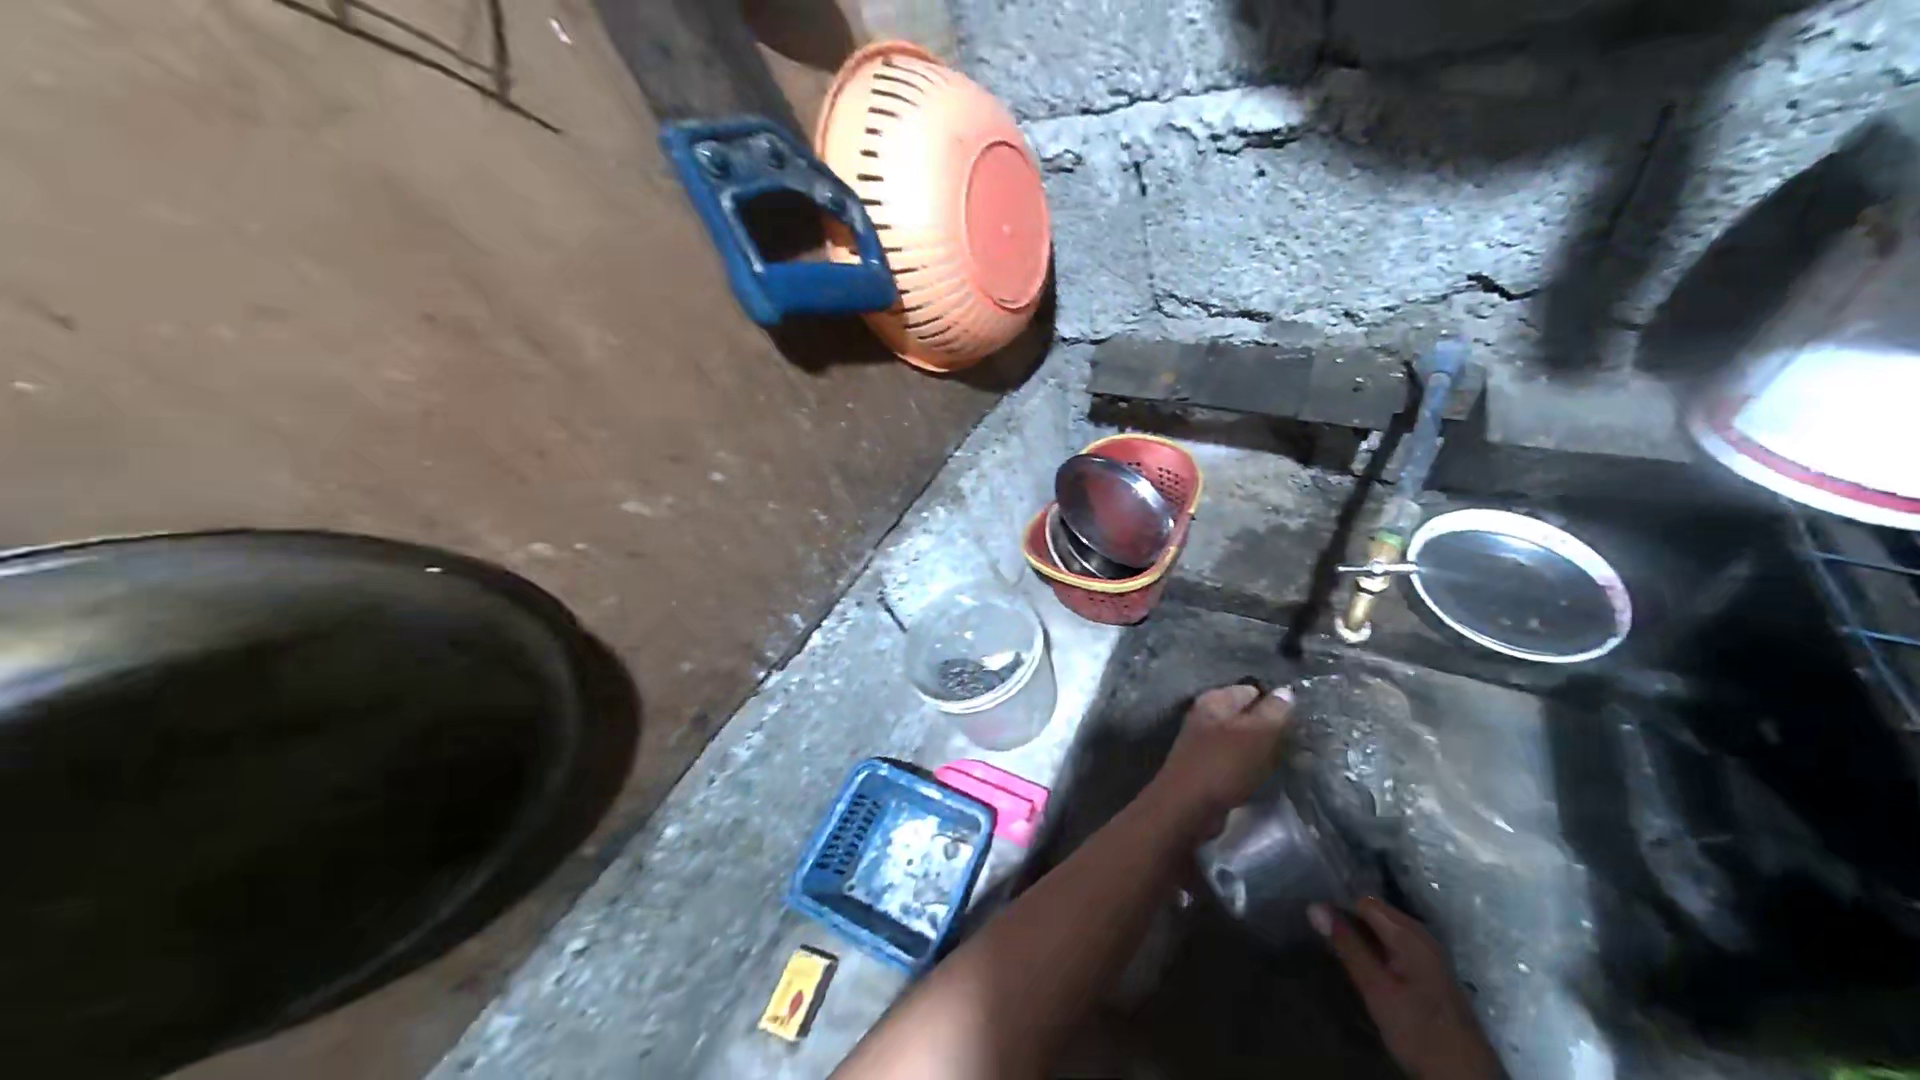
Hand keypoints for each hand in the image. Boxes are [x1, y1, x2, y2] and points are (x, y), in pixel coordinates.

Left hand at [1145, 683, 1292, 831]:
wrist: (1188, 806)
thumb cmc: (1224, 764)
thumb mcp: (1258, 733)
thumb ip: (1274, 710)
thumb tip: (1286, 692)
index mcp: (1215, 700)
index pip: (1253, 691)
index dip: (1276, 704)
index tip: (1297, 723)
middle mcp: (1206, 716)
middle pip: (1248, 716)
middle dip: (1270, 730)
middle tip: (1294, 746)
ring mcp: (1204, 742)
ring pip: (1243, 739)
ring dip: (1262, 751)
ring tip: (1284, 762)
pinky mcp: (1207, 766)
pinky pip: (1236, 760)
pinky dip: (1250, 767)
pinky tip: (1263, 777)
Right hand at [1311, 897, 1503, 1079]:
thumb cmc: (1419, 1031)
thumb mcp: (1376, 988)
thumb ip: (1347, 945)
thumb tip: (1314, 907)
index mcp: (1410, 934)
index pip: (1363, 902)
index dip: (1338, 909)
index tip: (1317, 925)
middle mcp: (1422, 937)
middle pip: (1375, 914)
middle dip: (1349, 922)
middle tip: (1325, 942)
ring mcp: (1428, 955)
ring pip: (1383, 932)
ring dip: (1361, 938)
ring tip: (1338, 954)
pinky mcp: (1429, 973)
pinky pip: (1394, 947)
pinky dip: (1376, 951)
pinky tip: (1364, 969)